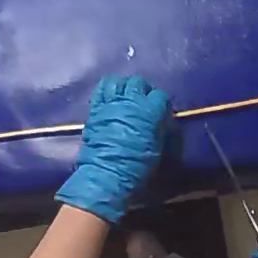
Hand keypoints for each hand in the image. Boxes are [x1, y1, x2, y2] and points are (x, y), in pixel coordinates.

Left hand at [55, 75, 170, 222]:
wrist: (107, 176)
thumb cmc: (137, 167)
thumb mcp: (158, 149)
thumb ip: (160, 130)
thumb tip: (161, 122)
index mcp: (150, 112)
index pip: (160, 96)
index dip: (161, 103)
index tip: (161, 112)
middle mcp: (130, 101)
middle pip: (138, 82)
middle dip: (143, 90)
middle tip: (143, 102)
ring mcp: (111, 103)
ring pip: (118, 81)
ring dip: (123, 87)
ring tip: (125, 97)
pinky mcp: (95, 109)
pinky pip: (101, 90)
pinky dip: (107, 90)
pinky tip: (111, 98)